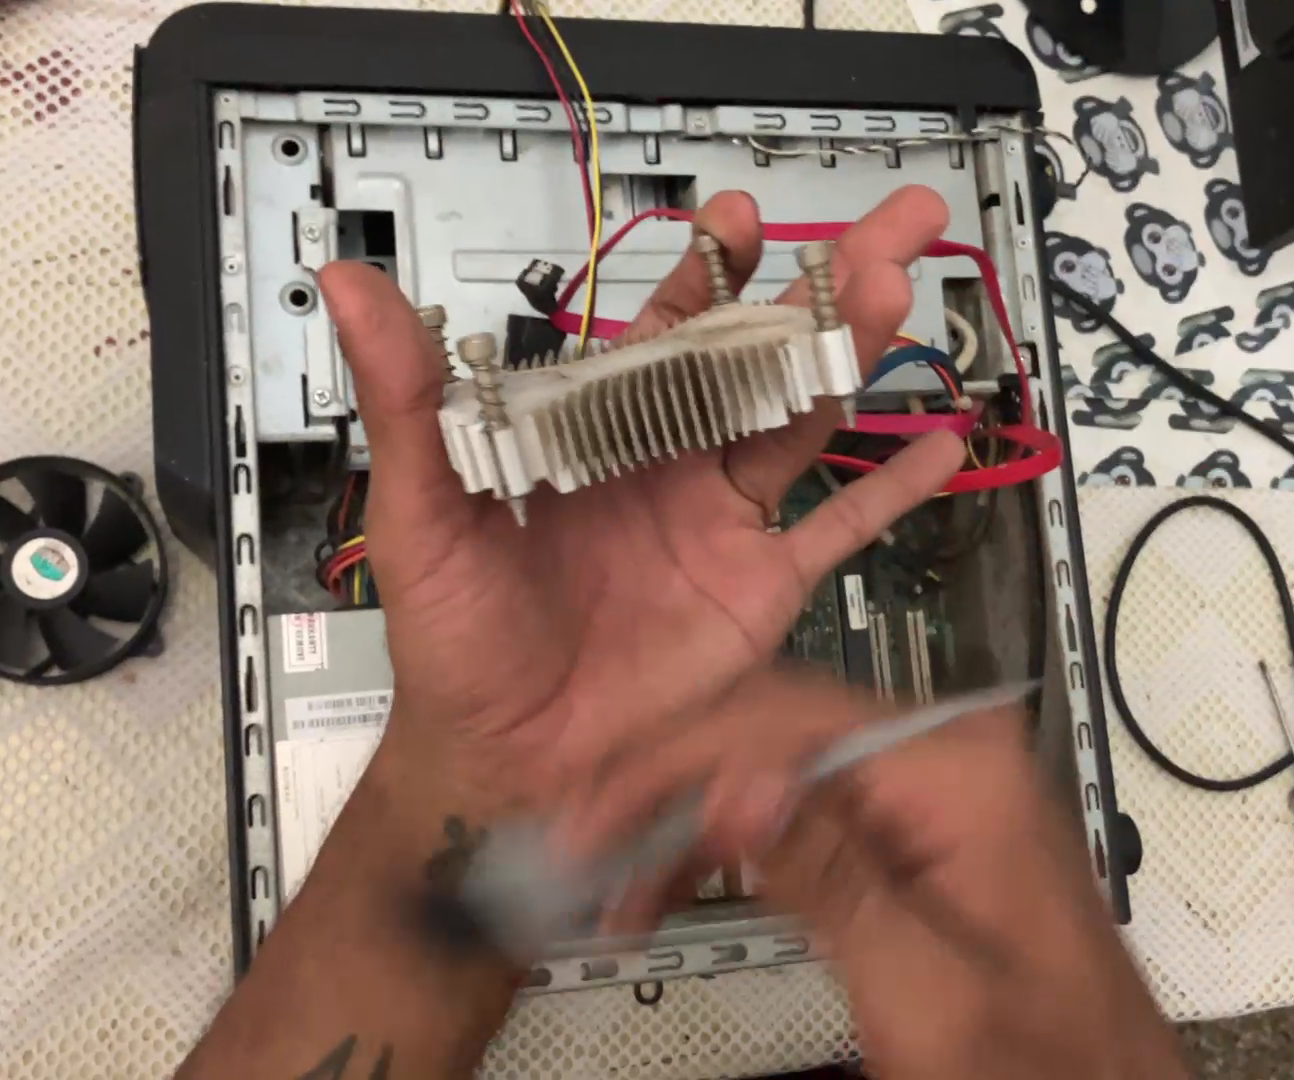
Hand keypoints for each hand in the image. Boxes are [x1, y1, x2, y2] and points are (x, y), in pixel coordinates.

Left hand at [318, 187, 965, 818]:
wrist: (512, 754)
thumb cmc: (460, 638)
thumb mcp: (425, 511)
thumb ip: (412, 402)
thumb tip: (354, 287)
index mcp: (599, 439)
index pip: (663, 337)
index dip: (705, 276)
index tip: (737, 218)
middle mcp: (670, 468)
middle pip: (756, 362)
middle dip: (815, 291)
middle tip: (875, 228)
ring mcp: (723, 526)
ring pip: (802, 423)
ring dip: (851, 360)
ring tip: (897, 295)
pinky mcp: (761, 589)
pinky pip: (838, 531)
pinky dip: (888, 491)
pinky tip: (938, 449)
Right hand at [559, 672, 1185, 1078]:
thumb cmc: (1041, 1062)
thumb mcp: (933, 993)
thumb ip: (834, 880)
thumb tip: (733, 785)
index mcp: (953, 761)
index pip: (782, 716)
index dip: (676, 758)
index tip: (595, 812)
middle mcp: (931, 745)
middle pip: (765, 728)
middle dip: (666, 785)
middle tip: (585, 845)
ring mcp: (909, 777)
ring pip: (762, 763)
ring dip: (682, 819)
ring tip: (615, 886)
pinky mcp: (890, 816)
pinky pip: (787, 804)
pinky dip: (721, 842)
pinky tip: (668, 882)